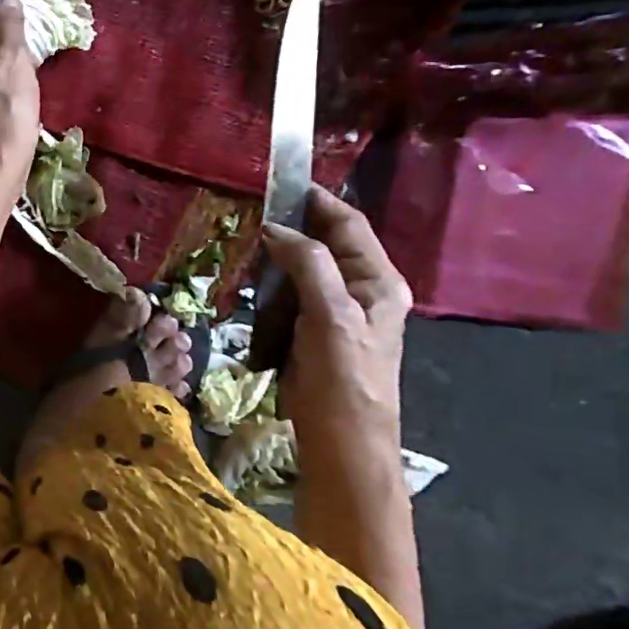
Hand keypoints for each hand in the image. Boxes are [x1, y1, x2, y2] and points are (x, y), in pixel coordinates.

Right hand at [261, 187, 410, 450]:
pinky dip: (276, 280)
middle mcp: (363, 287)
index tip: (281, 183)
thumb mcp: (332, 317)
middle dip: (296, 224)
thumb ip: (309, 265)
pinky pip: (296, 291)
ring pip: (309, 265)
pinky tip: (254, 276)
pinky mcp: (317, 327)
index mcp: (378, 280)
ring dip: (283, 252)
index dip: (318, 201)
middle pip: (328, 241)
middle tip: (256, 210)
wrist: (343, 445)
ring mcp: (340, 308)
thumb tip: (277, 230)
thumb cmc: (344, 379)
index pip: (349, 224)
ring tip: (250, 238)